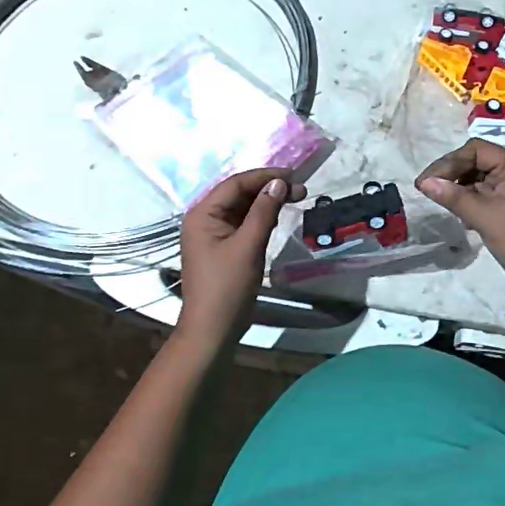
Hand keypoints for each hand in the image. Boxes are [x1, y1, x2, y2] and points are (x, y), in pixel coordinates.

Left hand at [177, 167, 305, 336]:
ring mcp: (214, 234)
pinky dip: (262, 218)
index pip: (236, 184)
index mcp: (202, 214)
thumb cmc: (227, 287)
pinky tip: (280, 216)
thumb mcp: (248, 246)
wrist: (213, 329)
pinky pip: (244, 224)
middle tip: (301, 190)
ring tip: (297, 198)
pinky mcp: (224, 247)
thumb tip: (279, 183)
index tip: (294, 176)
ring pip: (244, 208)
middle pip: (240, 193)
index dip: (266, 176)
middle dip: (269, 188)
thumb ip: (263, 211)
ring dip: (268, 202)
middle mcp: (205, 218)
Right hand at [415, 140, 504, 294]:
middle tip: (426, 189)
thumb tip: (424, 182)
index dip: (450, 162)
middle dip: (451, 174)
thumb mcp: (485, 217)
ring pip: (478, 180)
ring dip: (458, 189)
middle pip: (476, 162)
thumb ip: (454, 197)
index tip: (427, 181)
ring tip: (440, 202)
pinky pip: (484, 196)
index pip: (476, 150)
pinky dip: (468, 202)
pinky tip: (459, 216)